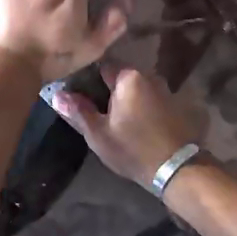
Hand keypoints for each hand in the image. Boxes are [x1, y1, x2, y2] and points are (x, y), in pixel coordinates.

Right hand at [53, 63, 201, 188]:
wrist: (178, 169)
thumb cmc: (132, 149)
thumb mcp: (98, 133)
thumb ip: (78, 111)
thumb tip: (56, 95)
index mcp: (129, 78)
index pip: (102, 66)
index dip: (88, 79)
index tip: (79, 94)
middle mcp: (151, 77)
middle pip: (122, 78)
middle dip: (109, 90)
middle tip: (96, 110)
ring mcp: (168, 91)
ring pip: (139, 89)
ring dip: (128, 99)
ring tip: (117, 119)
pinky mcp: (180, 106)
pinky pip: (153, 101)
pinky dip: (144, 108)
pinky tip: (138, 125)